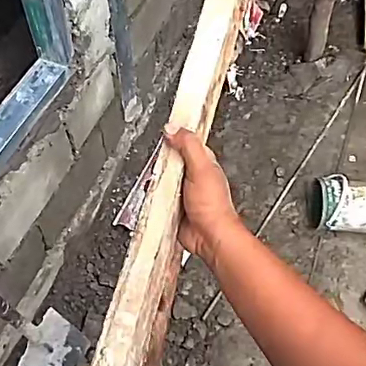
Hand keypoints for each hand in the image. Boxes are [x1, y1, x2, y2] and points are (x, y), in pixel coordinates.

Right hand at [164, 126, 240, 264]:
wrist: (209, 237)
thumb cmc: (213, 207)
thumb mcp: (201, 168)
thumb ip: (188, 146)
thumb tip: (173, 128)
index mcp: (203, 162)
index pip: (185, 142)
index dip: (173, 137)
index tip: (162, 135)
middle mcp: (192, 176)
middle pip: (168, 160)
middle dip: (159, 163)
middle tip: (158, 167)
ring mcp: (181, 192)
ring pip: (160, 179)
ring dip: (154, 181)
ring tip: (156, 185)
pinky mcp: (172, 206)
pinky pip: (156, 197)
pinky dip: (152, 197)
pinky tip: (153, 198)